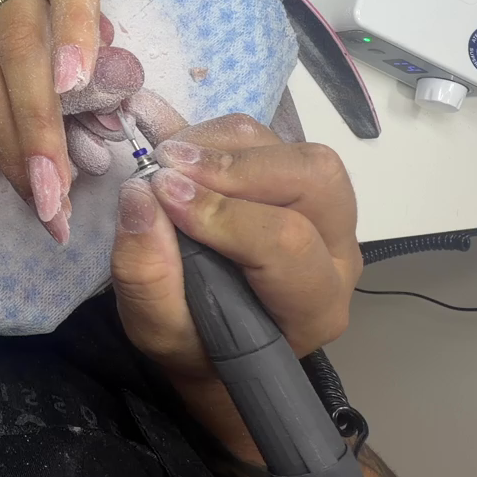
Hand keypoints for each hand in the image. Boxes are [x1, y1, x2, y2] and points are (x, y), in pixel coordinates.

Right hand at [109, 114, 363, 395]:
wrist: (212, 337)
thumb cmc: (193, 341)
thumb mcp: (157, 329)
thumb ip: (146, 275)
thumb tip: (141, 196)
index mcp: (312, 305)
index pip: (286, 242)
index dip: (221, 211)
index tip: (160, 191)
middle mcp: (335, 253)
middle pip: (315, 180)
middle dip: (235, 165)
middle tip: (167, 164)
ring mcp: (326, 212)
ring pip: (296, 151)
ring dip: (223, 144)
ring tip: (167, 158)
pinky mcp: (296, 182)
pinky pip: (269, 138)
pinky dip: (218, 135)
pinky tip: (180, 155)